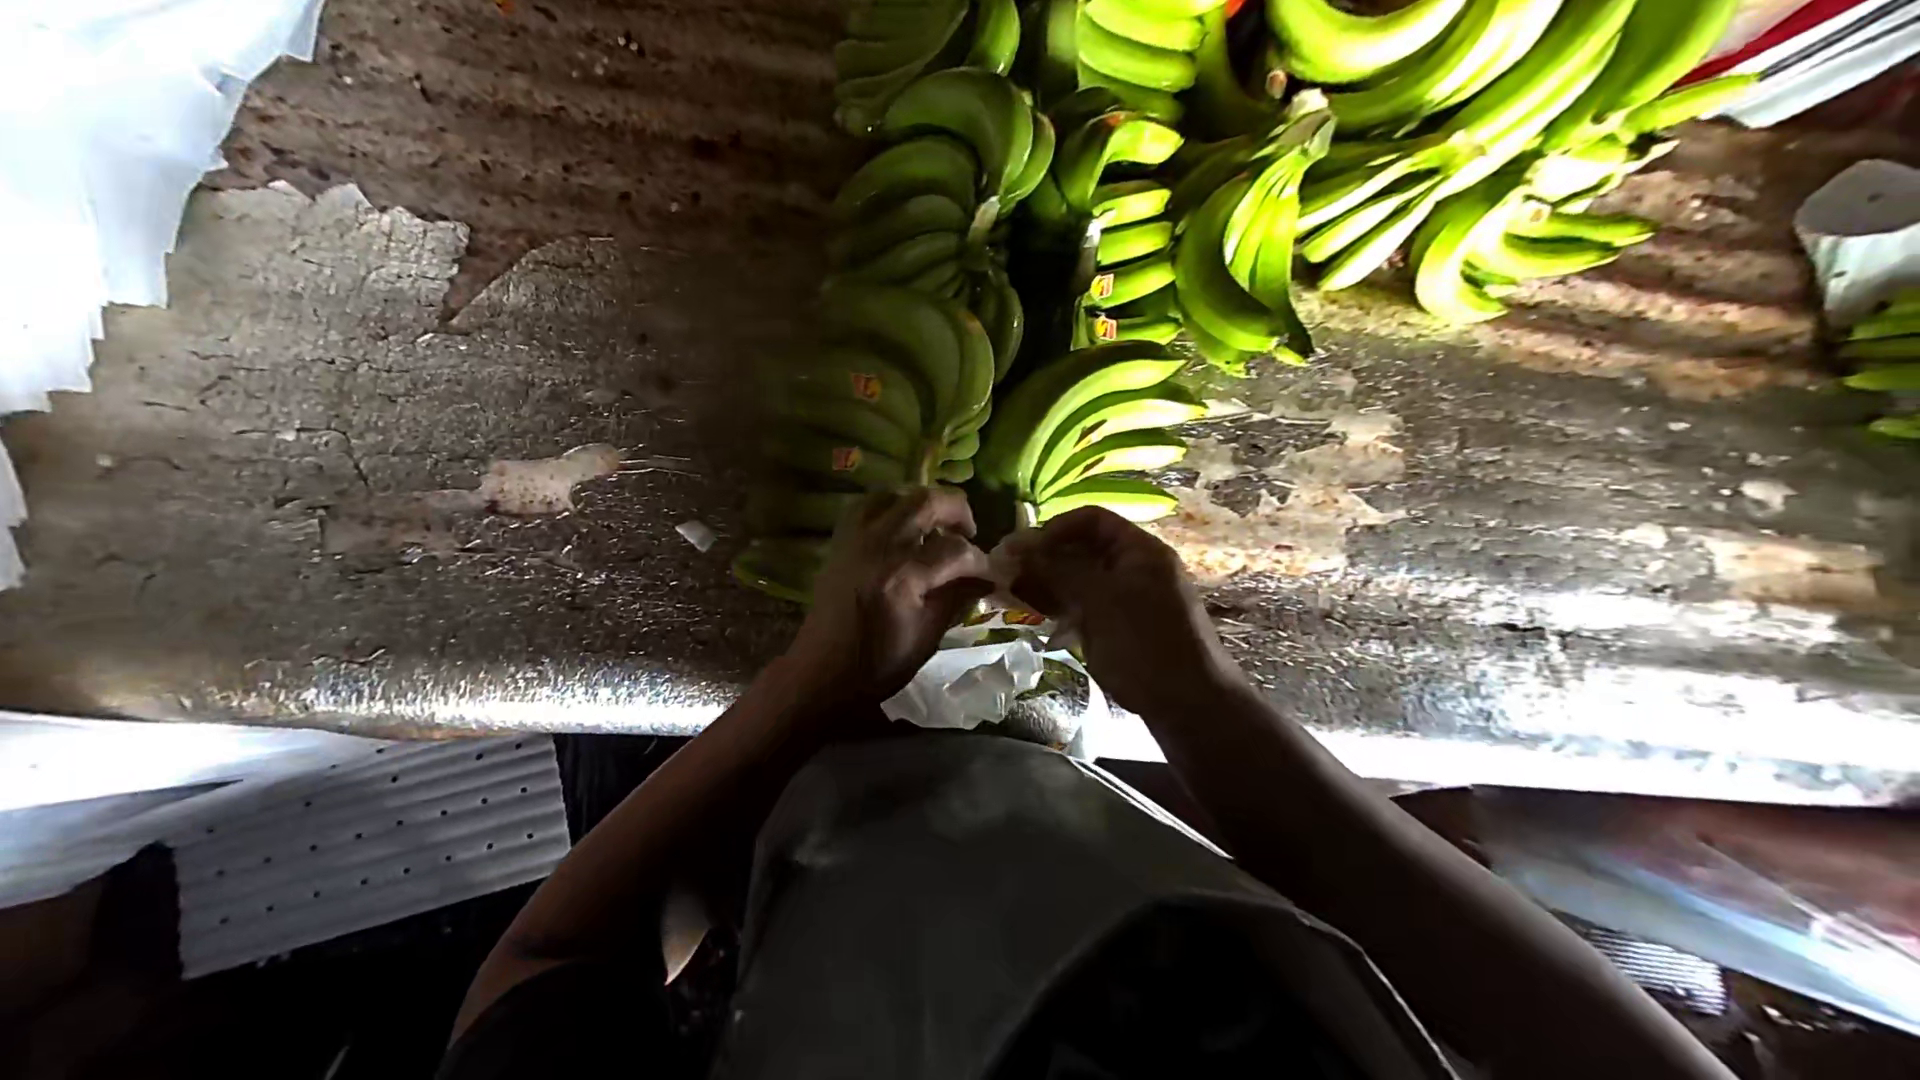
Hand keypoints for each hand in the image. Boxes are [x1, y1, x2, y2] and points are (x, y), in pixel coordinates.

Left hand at [784, 487, 992, 707]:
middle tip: (968, 533)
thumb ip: (958, 597)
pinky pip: (868, 505)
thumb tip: (987, 577)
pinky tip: (903, 528)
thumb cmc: (878, 663)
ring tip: (935, 527)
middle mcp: (877, 546)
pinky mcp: (840, 541)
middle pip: (926, 501)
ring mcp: (855, 538)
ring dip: (922, 504)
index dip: (980, 560)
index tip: (990, 573)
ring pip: (895, 494)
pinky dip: (891, 508)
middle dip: (957, 511)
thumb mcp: (928, 636)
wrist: (823, 671)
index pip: (956, 550)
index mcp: (901, 576)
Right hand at [1009, 507, 1247, 715]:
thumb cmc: (1145, 643)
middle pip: (1080, 550)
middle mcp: (1131, 569)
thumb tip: (1017, 546)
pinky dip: (1056, 609)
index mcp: (1138, 550)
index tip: (1023, 548)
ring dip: (1043, 585)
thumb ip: (1059, 569)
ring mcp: (1123, 600)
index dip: (1055, 528)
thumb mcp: (1100, 600)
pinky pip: (1080, 609)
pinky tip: (1032, 616)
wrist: (1188, 706)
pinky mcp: (1114, 629)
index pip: (1091, 520)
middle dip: (1042, 559)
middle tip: (1003, 573)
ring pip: (1076, 582)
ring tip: (1007, 594)